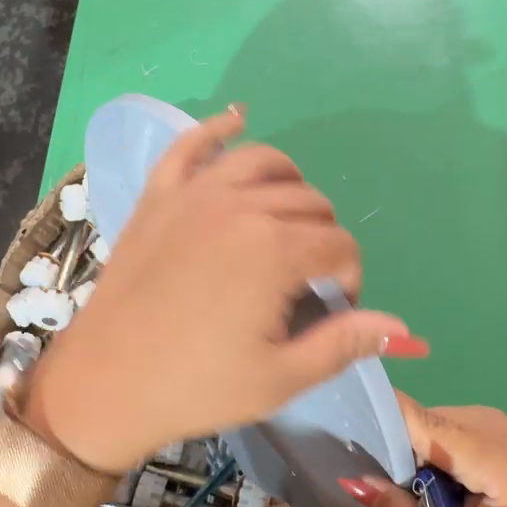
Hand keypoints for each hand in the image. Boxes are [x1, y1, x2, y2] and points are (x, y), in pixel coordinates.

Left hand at [23, 107, 427, 472]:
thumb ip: (344, 344)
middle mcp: (241, 206)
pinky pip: (192, 145)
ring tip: (288, 220)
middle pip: (310, 203)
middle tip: (304, 286)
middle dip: (322, 241)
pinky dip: (219, 128)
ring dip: (290, 185)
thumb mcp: (279, 378)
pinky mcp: (159, 195)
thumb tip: (402, 331)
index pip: (340, 246)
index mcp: (276, 249)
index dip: (347, 281)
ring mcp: (195, 193)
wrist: (103, 385)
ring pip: (265, 163)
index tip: (330, 314)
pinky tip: (238, 119)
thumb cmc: (195, 387)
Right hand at [342, 392, 506, 506]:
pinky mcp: (488, 422)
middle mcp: (496, 425)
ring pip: (428, 418)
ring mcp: (494, 418)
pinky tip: (430, 478)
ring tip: (409, 487)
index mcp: (498, 460)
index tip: (341, 431)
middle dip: (395, 446)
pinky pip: (440, 423)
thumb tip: (351, 479)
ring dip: (411, 448)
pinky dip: (426, 447)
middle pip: (424, 419)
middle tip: (379, 482)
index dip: (383, 422)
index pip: (427, 424)